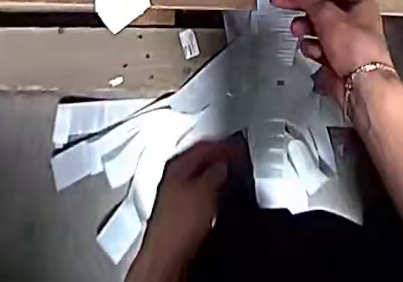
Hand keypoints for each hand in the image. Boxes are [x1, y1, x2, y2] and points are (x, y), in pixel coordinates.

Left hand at [129, 138, 240, 278]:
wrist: (166, 257)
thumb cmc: (178, 224)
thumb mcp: (206, 190)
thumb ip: (216, 172)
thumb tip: (222, 165)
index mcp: (177, 165)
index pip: (203, 146)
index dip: (222, 145)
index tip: (235, 147)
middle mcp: (171, 179)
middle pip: (198, 163)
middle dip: (217, 161)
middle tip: (233, 160)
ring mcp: (172, 199)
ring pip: (197, 181)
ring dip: (213, 179)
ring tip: (228, 180)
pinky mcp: (176, 218)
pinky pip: (196, 198)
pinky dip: (208, 196)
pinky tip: (215, 203)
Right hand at [271, 0, 393, 102]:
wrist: (362, 86)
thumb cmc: (359, 49)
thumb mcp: (327, 14)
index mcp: (359, 1)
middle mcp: (354, 18)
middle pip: (319, 5)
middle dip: (299, 4)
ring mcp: (345, 38)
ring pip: (317, 26)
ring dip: (305, 28)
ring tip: (298, 29)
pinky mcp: (337, 56)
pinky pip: (318, 45)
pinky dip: (312, 47)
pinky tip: (312, 49)